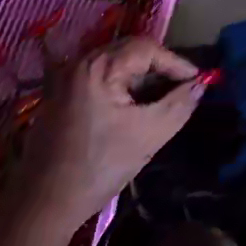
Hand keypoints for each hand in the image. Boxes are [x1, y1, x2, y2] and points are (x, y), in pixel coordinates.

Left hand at [8, 37, 203, 231]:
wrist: (46, 198)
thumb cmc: (99, 166)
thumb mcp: (147, 136)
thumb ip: (178, 106)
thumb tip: (199, 85)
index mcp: (98, 66)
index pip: (145, 47)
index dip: (175, 61)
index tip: (198, 81)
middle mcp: (79, 63)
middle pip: (128, 51)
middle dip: (159, 67)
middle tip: (183, 88)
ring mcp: (66, 78)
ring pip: (113, 65)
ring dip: (140, 77)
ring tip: (164, 98)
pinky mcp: (61, 95)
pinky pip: (99, 78)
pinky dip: (121, 86)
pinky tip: (135, 107)